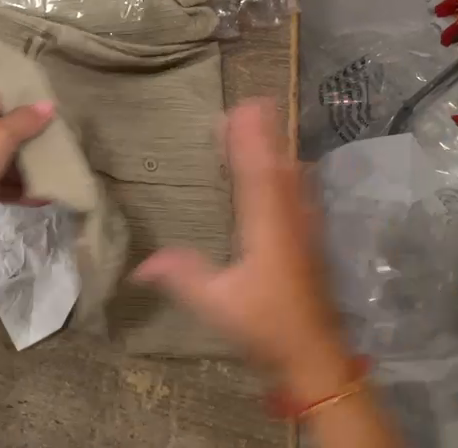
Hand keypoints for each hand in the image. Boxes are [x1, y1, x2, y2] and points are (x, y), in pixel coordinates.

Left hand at [0, 93, 55, 245]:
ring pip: (0, 160)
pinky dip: (15, 189)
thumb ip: (25, 121)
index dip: (27, 110)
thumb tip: (48, 104)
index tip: (53, 121)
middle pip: (3, 132)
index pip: (3, 101)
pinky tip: (41, 197)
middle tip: (58, 149)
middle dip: (30, 143)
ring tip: (56, 175)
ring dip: (25, 170)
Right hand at [133, 98, 352, 396]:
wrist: (317, 357)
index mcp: (265, 226)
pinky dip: (291, 170)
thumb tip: (140, 265)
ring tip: (267, 121)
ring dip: (278, 147)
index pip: (255, 172)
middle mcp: (289, 217)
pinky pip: (302, 191)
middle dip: (264, 133)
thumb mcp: (218, 305)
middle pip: (277, 164)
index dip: (247, 139)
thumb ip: (182, 277)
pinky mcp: (313, 239)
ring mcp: (306, 227)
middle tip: (252, 102)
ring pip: (292, 176)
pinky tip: (292, 164)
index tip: (238, 110)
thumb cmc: (266, 327)